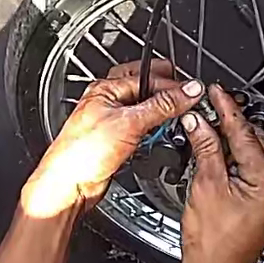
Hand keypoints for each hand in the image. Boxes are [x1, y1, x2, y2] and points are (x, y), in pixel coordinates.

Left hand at [23, 61, 205, 216]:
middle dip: (168, 92)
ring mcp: (112, 120)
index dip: (173, 84)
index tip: (194, 92)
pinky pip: (141, 127)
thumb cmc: (83, 153)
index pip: (148, 76)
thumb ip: (162, 105)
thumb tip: (187, 91)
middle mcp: (108, 101)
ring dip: (162, 112)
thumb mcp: (129, 122)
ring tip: (178, 118)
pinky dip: (154, 129)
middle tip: (189, 100)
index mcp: (106, 88)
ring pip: (145, 108)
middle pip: (146, 87)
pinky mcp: (116, 140)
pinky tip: (162, 134)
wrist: (69, 186)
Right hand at [179, 86, 263, 262]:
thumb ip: (206, 148)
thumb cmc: (213, 245)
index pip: (245, 134)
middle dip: (229, 122)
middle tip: (208, 106)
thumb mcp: (206, 186)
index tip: (215, 94)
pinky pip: (250, 169)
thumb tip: (199, 122)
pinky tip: (216, 149)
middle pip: (252, 141)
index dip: (227, 110)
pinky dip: (232, 157)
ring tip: (207, 124)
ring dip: (229, 139)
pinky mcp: (262, 202)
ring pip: (251, 153)